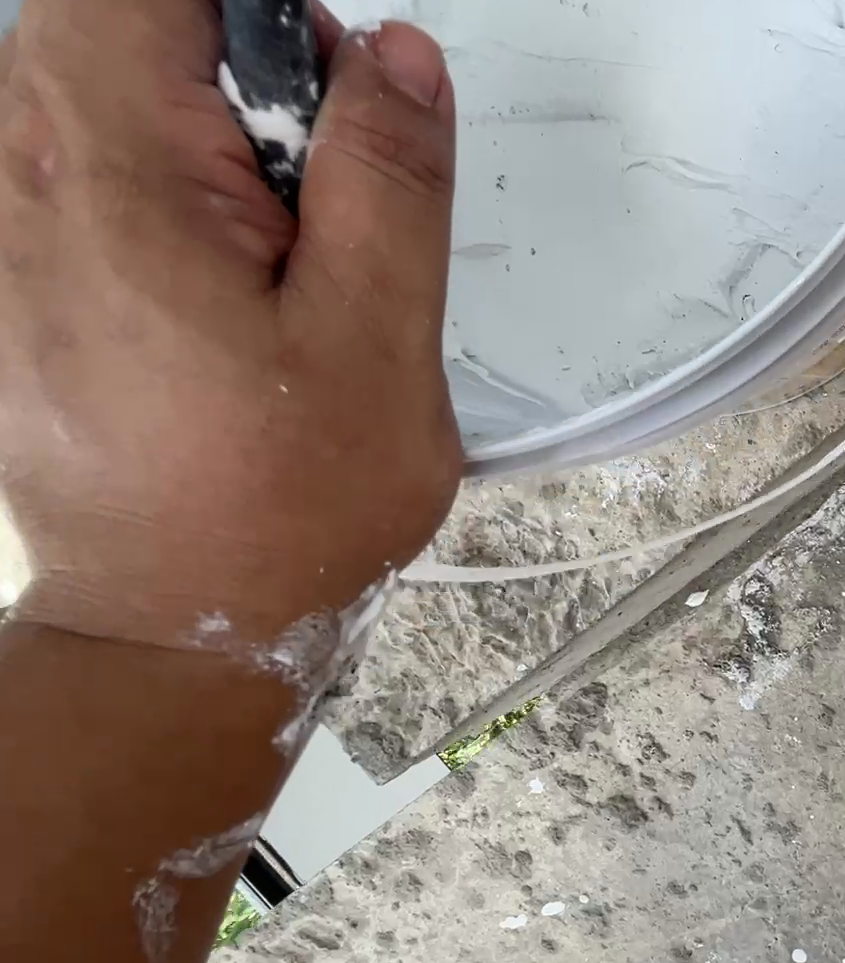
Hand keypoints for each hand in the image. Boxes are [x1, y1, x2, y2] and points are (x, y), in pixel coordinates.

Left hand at [0, 0, 461, 650]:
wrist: (196, 613)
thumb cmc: (305, 488)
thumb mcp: (383, 336)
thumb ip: (389, 186)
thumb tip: (397, 52)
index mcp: (113, 176)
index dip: (271, 23)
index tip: (351, 114)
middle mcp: (15, 175)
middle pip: (122, 31)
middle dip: (257, 87)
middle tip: (342, 212)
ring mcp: (3, 228)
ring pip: (111, 101)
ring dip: (232, 150)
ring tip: (303, 264)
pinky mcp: (21, 274)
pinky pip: (95, 172)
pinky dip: (192, 195)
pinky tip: (245, 291)